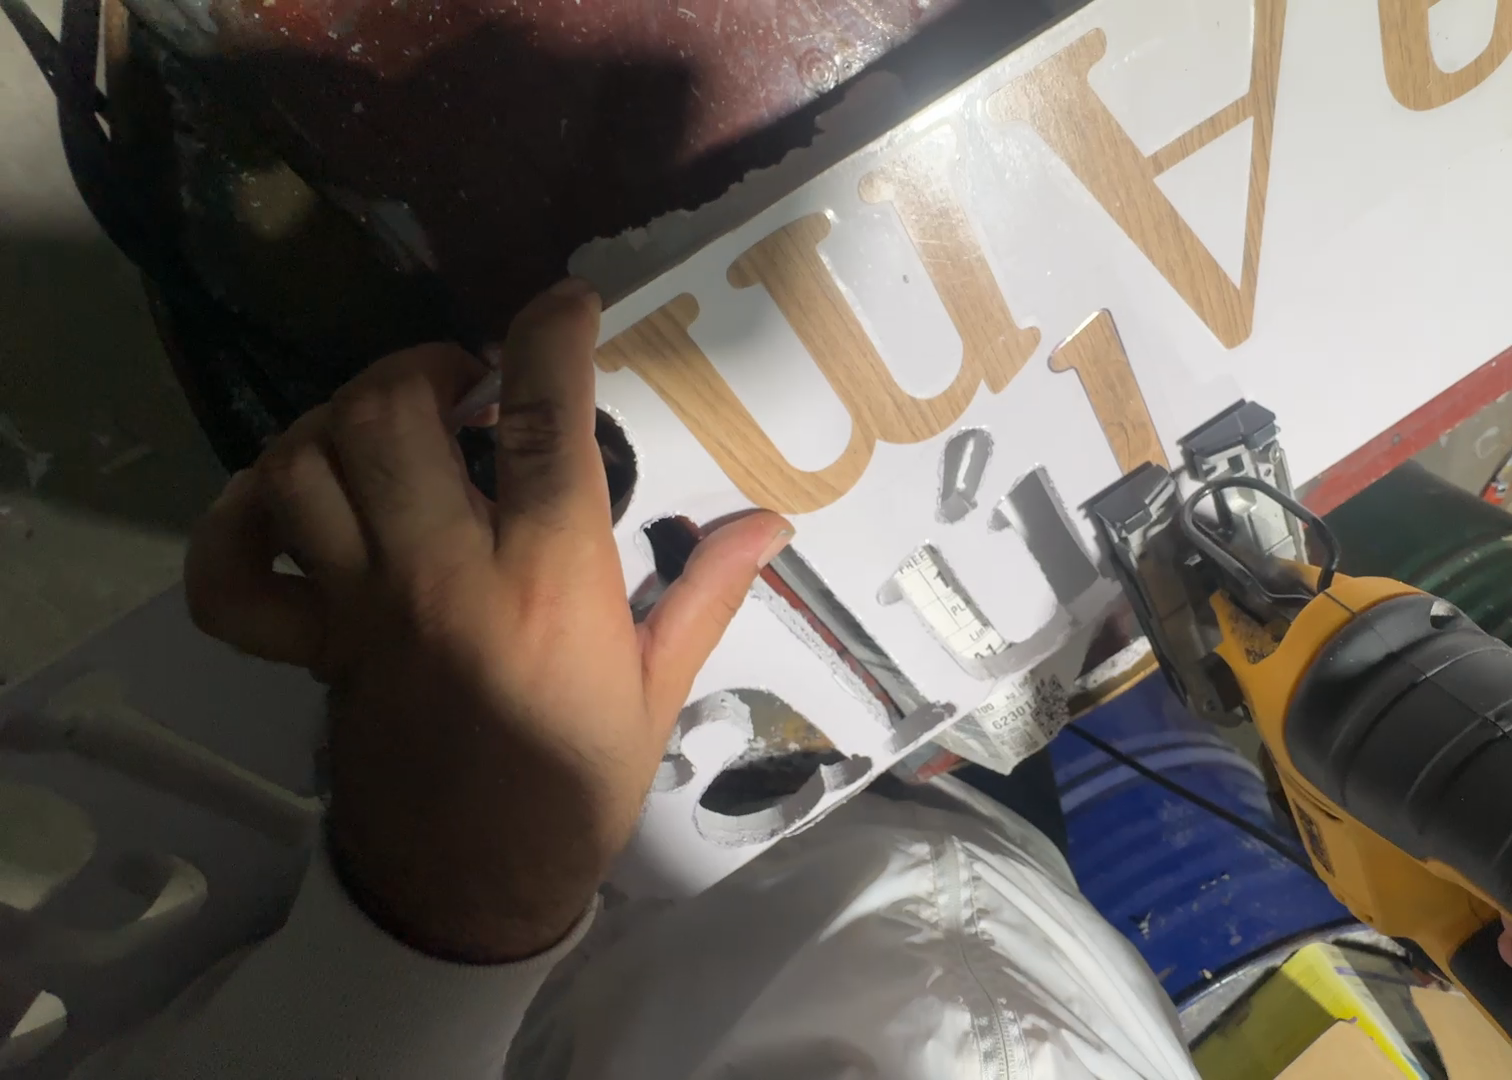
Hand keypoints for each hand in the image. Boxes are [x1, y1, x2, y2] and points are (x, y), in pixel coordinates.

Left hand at [185, 279, 791, 961]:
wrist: (479, 876)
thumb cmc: (585, 776)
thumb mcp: (664, 685)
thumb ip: (711, 589)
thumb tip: (773, 522)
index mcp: (549, 582)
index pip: (545, 428)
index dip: (552, 343)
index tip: (567, 301)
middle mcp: (445, 575)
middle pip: (389, 418)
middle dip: (427, 367)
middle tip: (473, 377)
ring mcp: (362, 611)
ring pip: (306, 467)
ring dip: (345, 418)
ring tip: (399, 421)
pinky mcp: (313, 649)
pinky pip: (236, 569)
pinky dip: (246, 518)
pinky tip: (296, 500)